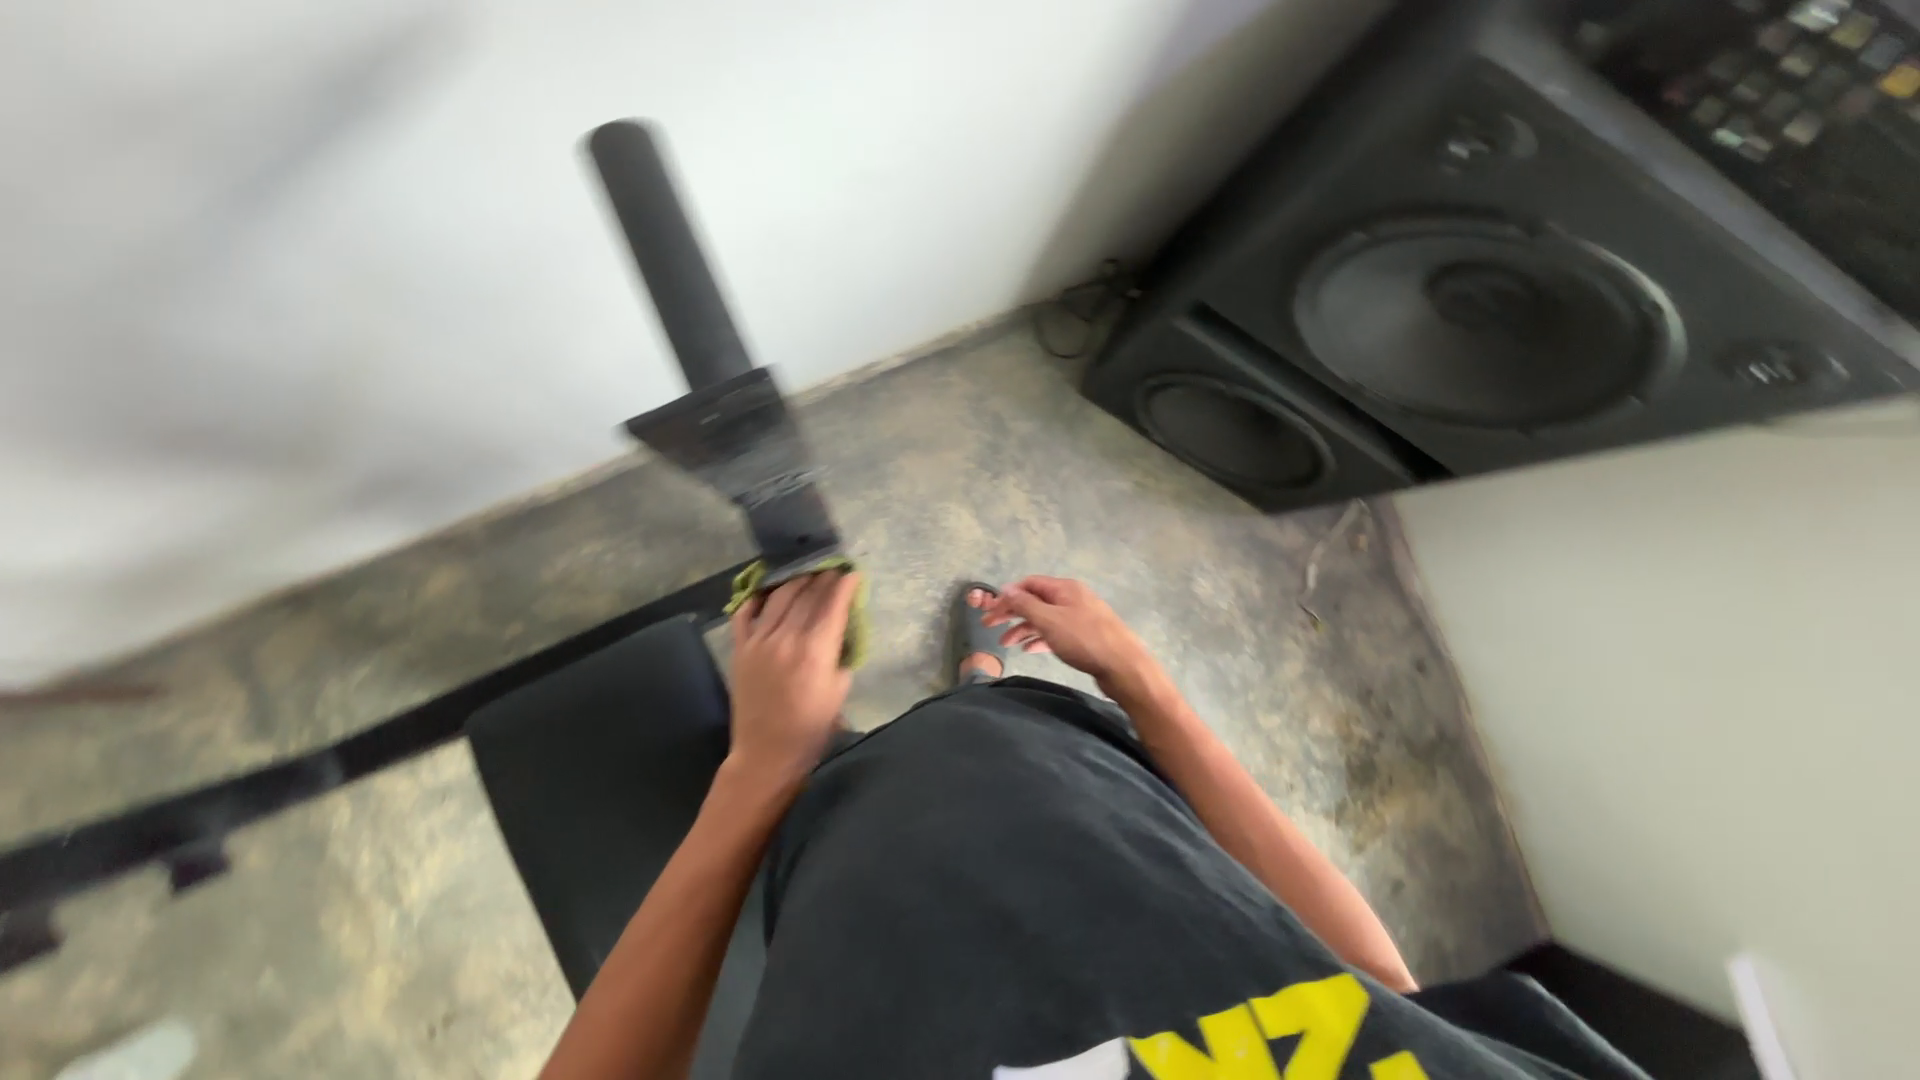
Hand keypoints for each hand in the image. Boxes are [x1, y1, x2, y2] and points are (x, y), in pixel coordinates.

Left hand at [727, 570, 860, 778]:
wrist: (767, 753)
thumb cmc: (811, 728)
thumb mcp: (840, 689)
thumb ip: (840, 653)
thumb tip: (841, 627)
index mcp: (815, 651)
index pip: (832, 605)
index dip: (844, 585)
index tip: (852, 573)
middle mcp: (786, 639)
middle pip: (806, 595)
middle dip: (823, 579)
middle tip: (833, 570)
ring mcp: (759, 641)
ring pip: (778, 597)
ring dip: (795, 581)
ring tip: (807, 575)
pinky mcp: (740, 649)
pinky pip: (746, 613)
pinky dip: (758, 597)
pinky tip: (769, 591)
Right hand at [983, 576, 1158, 690]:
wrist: (1123, 666)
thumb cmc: (1084, 639)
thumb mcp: (1049, 620)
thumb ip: (1025, 604)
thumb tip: (1005, 588)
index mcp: (1064, 588)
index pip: (1028, 584)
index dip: (1007, 595)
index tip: (989, 610)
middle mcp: (1072, 598)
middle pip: (1035, 600)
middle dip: (1011, 612)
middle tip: (989, 626)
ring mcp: (1080, 617)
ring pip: (1045, 618)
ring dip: (1023, 628)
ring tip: (1005, 643)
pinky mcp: (1085, 636)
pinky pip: (1056, 632)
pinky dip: (1040, 638)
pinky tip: (1028, 649)